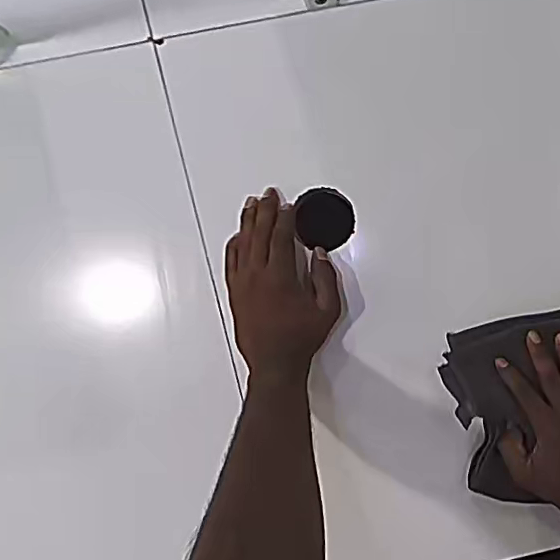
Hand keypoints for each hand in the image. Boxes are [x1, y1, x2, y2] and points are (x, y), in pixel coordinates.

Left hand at [225, 188, 341, 380]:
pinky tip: (238, 236)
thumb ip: (325, 279)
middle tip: (268, 195)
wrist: (274, 364)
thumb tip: (319, 256)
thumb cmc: (298, 340)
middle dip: (265, 210)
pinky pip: (232, 260)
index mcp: (280, 277)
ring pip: (243, 243)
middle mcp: (257, 277)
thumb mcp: (327, 310)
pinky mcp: (235, 293)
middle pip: (260, 233)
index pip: (281, 237)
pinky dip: (235, 244)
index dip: (286, 217)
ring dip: (248, 221)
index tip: (289, 206)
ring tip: (251, 205)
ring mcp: (243, 284)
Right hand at [496, 330, 559, 513]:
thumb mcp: (523, 472)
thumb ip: (510, 448)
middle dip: (539, 354)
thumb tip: (508, 428)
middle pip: (550, 377)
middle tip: (533, 337)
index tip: (501, 362)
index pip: (524, 393)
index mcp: (546, 425)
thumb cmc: (557, 484)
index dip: (511, 376)